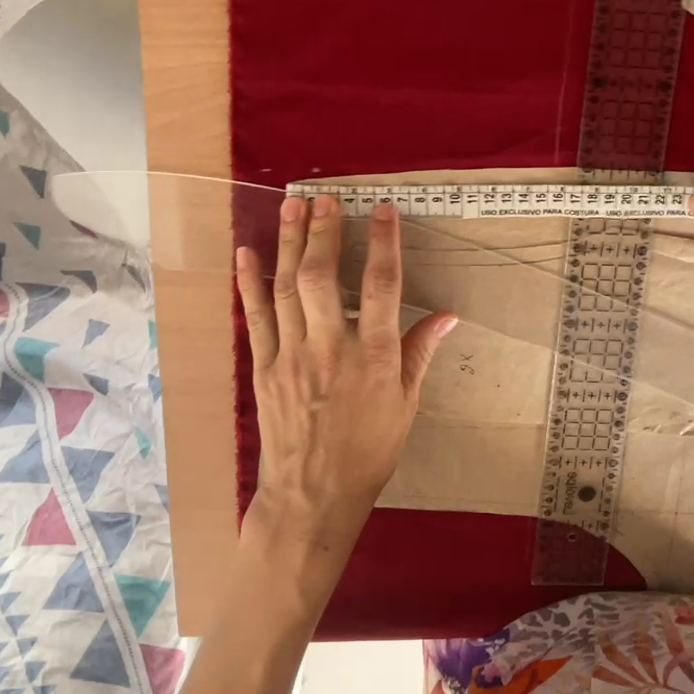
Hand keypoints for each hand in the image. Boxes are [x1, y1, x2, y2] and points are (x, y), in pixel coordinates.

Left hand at [234, 195, 457, 542]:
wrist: (313, 496)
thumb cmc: (369, 451)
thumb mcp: (406, 405)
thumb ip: (420, 353)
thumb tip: (446, 315)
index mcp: (375, 356)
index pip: (382, 286)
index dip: (383, 242)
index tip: (381, 210)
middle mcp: (332, 346)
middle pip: (324, 276)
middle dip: (323, 231)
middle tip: (324, 197)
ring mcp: (293, 355)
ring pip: (288, 288)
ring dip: (288, 243)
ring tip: (290, 206)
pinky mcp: (265, 367)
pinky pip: (257, 317)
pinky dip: (250, 283)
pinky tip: (247, 252)